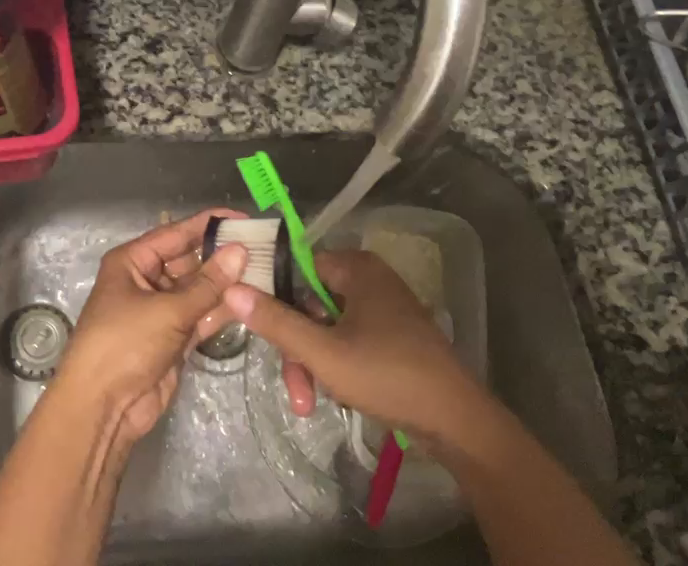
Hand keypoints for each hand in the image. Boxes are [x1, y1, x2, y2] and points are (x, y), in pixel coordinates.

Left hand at [50, 210, 248, 446]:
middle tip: (263, 249)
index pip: (175, 234)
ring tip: (266, 272)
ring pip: (198, 290)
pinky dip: (221, 311)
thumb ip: (208, 284)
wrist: (102, 407)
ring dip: (225, 285)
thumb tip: (240, 251)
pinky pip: (200, 316)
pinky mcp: (172, 339)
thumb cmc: (124, 344)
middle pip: (189, 261)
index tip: (243, 219)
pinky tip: (251, 302)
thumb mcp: (168, 310)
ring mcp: (159, 311)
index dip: (208, 224)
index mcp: (132, 262)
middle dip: (221, 256)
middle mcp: (145, 281)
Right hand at [223, 250, 473, 438]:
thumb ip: (277, 321)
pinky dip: (335, 363)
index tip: (259, 330)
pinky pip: (348, 338)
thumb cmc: (388, 376)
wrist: (456, 421)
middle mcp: (370, 278)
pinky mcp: (393, 334)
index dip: (273, 297)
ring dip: (312, 362)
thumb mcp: (323, 353)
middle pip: (310, 302)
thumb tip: (231, 288)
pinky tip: (333, 394)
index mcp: (357, 268)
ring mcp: (384, 307)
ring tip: (308, 403)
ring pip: (327, 325)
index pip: (296, 266)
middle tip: (295, 389)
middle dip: (296, 346)